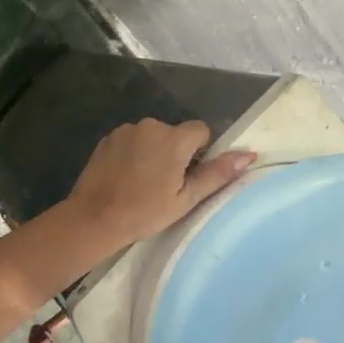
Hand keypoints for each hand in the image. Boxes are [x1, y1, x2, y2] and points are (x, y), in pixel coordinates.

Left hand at [62, 119, 255, 249]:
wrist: (94, 217)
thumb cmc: (144, 212)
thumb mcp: (186, 199)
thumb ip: (217, 174)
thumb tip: (249, 154)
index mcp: (174, 138)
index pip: (201, 130)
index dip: (199, 152)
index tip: (187, 176)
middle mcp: (150, 125)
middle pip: (175, 133)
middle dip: (175, 153)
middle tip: (164, 185)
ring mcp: (126, 130)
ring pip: (152, 137)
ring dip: (153, 152)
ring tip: (142, 183)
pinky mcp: (108, 138)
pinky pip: (131, 140)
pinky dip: (133, 153)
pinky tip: (125, 177)